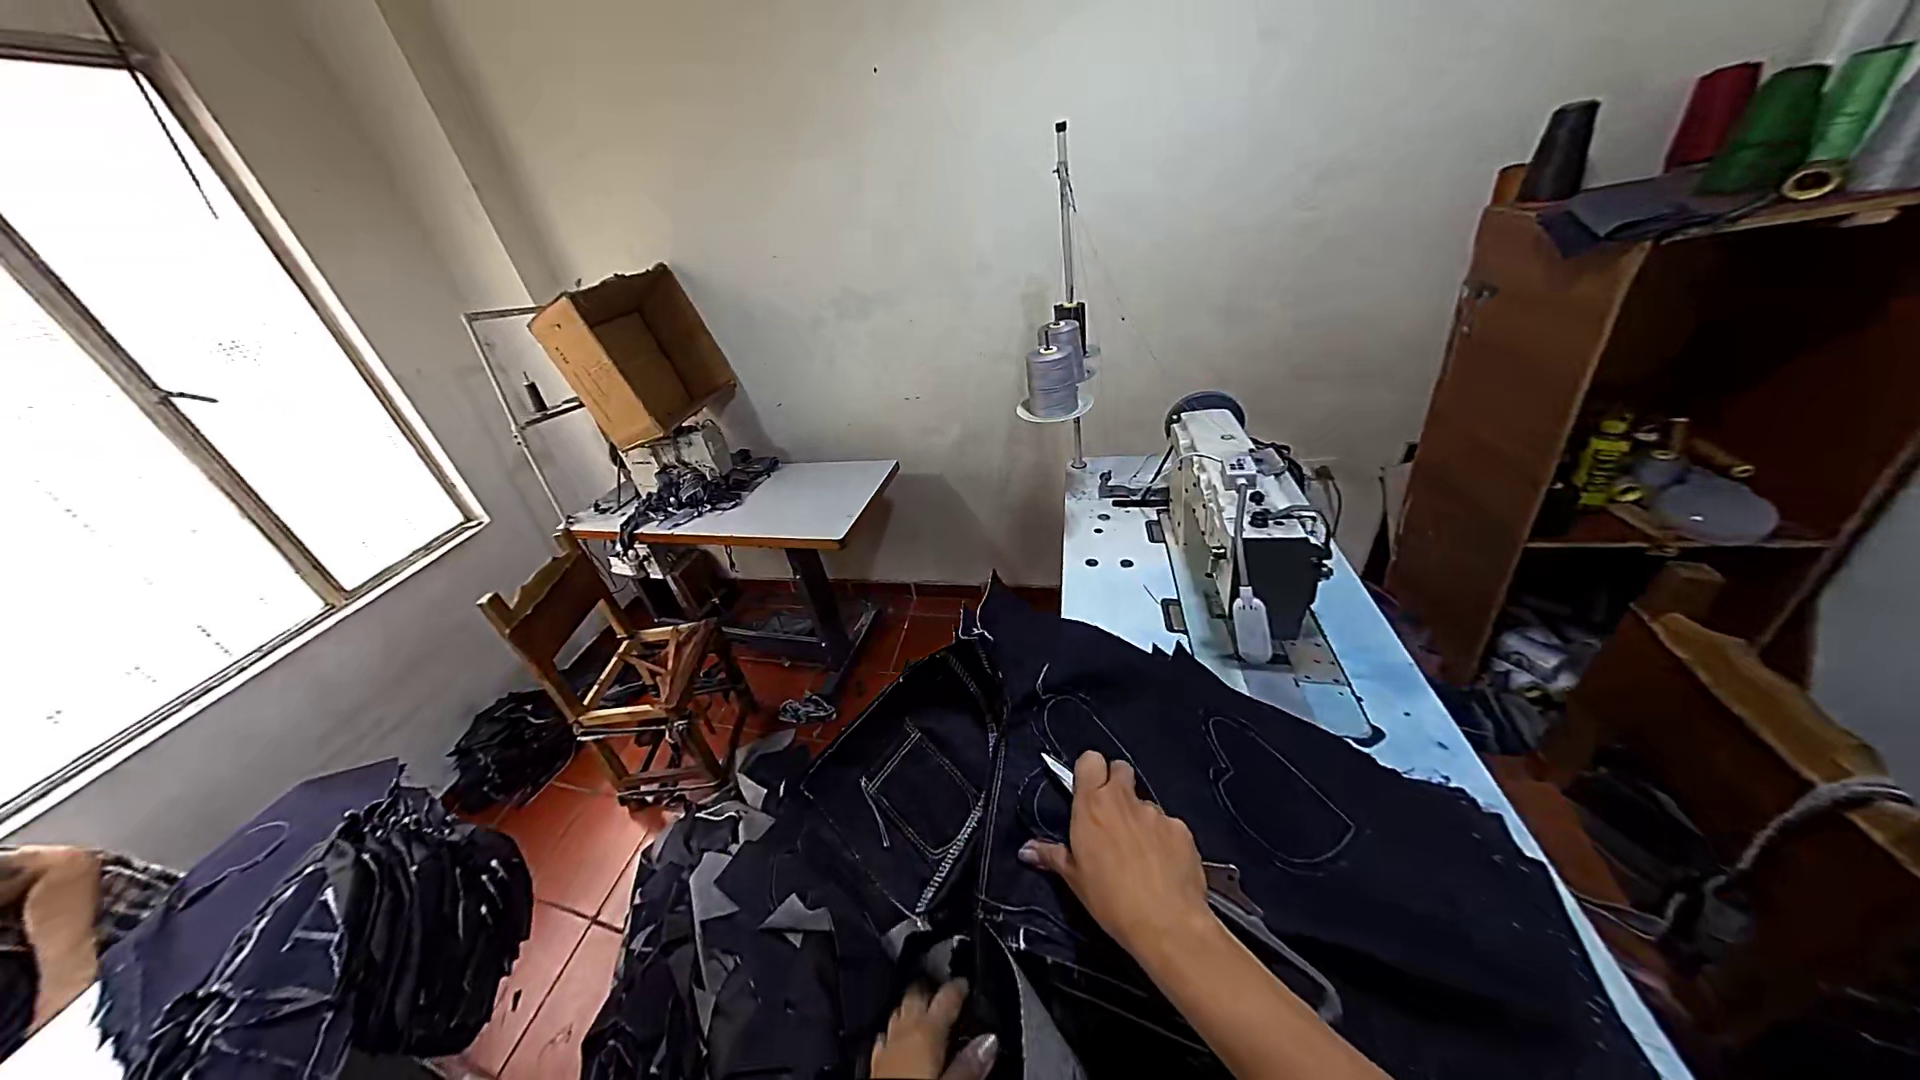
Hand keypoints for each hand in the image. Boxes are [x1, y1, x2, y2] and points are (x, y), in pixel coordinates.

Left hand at [869, 978, 998, 1079]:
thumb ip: (970, 1064)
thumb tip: (989, 1040)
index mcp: (926, 1033)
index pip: (945, 998)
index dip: (957, 987)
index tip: (965, 983)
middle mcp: (903, 1034)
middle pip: (916, 998)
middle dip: (930, 990)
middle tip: (945, 990)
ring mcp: (885, 1050)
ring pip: (900, 1014)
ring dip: (912, 1009)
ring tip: (926, 1009)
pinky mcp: (874, 1068)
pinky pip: (885, 1038)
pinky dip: (896, 1033)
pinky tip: (897, 1039)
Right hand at [1020, 751, 1212, 957]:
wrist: (1167, 924)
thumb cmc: (1111, 900)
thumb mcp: (1074, 879)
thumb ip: (1051, 856)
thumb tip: (1026, 850)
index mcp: (1092, 805)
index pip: (1090, 760)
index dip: (1089, 770)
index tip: (1087, 790)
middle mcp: (1124, 801)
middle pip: (1120, 769)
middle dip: (1116, 783)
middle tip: (1111, 814)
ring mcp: (1156, 813)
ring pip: (1145, 802)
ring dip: (1139, 818)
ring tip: (1138, 852)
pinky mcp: (1182, 830)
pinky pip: (1169, 825)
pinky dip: (1164, 838)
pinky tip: (1162, 865)